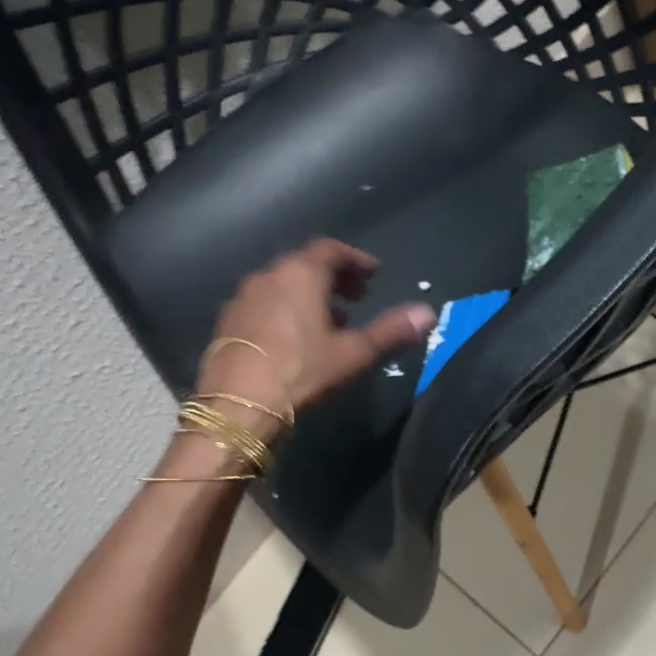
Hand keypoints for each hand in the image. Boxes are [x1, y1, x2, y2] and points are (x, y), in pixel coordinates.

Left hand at [201, 238, 434, 411]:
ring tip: (331, 321)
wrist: (238, 406)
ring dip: (309, 295)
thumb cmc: (302, 373)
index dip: (356, 258)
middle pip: (304, 264)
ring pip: (283, 285)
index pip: (330, 250)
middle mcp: (268, 276)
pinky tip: (296, 339)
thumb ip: (390, 330)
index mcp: (300, 274)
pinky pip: (265, 304)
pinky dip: (286, 309)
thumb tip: (427, 312)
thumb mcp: (354, 353)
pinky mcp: (228, 323)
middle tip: (358, 297)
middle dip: (334, 277)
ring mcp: (243, 298)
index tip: (374, 273)